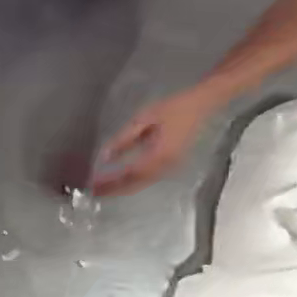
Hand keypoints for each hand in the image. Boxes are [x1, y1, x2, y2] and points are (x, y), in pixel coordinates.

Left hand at [89, 89, 216, 195]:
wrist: (203, 104)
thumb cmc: (173, 108)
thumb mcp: (143, 119)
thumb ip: (123, 139)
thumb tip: (104, 158)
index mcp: (158, 154)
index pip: (128, 174)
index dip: (110, 181)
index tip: (93, 184)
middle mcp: (164, 166)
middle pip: (134, 184)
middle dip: (113, 190)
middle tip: (93, 192)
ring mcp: (170, 167)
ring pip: (140, 185)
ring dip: (121, 189)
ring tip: (102, 190)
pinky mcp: (170, 165)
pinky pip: (147, 180)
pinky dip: (131, 183)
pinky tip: (119, 183)